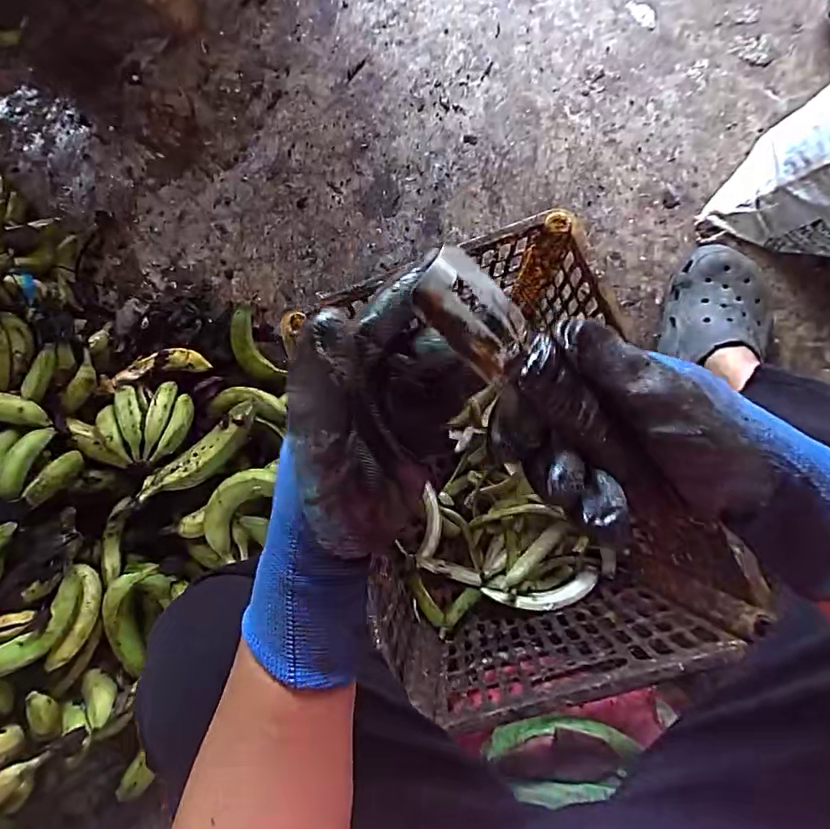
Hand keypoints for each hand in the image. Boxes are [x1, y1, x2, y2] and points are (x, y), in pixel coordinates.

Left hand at [241, 262, 479, 688]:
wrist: (339, 543)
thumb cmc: (316, 488)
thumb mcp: (313, 438)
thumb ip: (319, 381)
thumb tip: (328, 317)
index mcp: (350, 358)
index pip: (392, 309)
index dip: (426, 293)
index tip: (462, 285)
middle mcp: (383, 366)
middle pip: (432, 326)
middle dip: (467, 318)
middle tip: (506, 319)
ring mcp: (410, 392)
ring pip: (453, 357)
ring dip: (483, 349)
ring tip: (516, 343)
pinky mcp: (432, 421)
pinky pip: (462, 392)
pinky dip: (486, 384)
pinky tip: (509, 380)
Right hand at [510, 318, 829, 599]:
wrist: (759, 493)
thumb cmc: (715, 431)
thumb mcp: (664, 393)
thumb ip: (614, 364)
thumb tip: (570, 326)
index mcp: (597, 371)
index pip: (535, 375)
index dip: (519, 406)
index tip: (522, 437)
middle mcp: (587, 403)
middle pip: (532, 425)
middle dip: (547, 458)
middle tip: (569, 482)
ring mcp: (594, 444)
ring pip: (548, 464)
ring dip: (571, 490)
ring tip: (606, 507)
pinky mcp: (603, 480)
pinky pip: (574, 496)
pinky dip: (591, 511)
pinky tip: (615, 521)